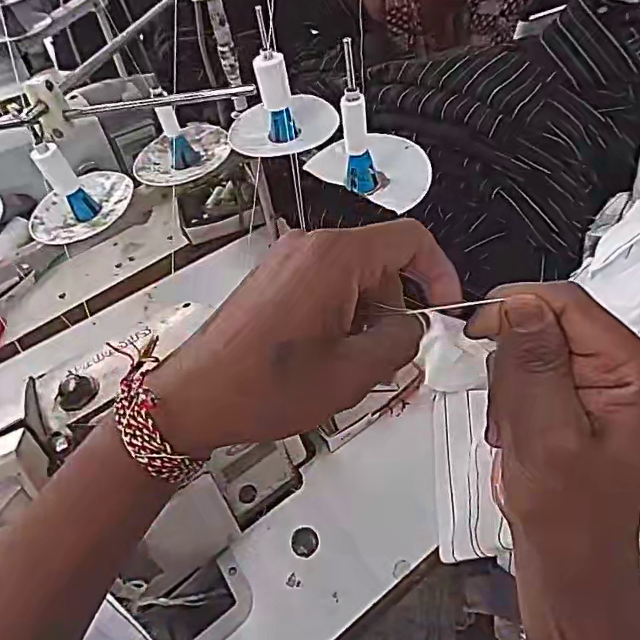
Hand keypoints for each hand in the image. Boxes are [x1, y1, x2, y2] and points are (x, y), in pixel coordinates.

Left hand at [149, 221, 461, 455]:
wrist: (195, 398)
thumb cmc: (253, 385)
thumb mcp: (353, 372)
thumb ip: (402, 342)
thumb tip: (415, 328)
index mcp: (333, 259)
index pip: (411, 240)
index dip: (439, 272)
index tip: (444, 302)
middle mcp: (308, 250)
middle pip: (382, 263)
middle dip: (397, 307)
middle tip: (394, 350)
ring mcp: (288, 262)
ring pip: (355, 278)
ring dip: (367, 318)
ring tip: (350, 363)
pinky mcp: (276, 280)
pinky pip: (328, 287)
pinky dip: (341, 317)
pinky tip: (328, 356)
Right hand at [467, 283, 639, 570]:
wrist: (569, 557)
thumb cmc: (571, 517)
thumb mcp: (547, 437)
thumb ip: (534, 365)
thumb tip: (520, 303)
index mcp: (638, 374)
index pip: (570, 305)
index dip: (517, 308)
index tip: (479, 329)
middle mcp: (627, 369)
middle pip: (551, 320)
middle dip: (515, 360)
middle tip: (511, 409)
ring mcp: (602, 379)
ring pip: (534, 342)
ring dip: (511, 382)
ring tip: (517, 428)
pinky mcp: (579, 390)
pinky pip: (531, 366)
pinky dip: (512, 393)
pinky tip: (519, 428)